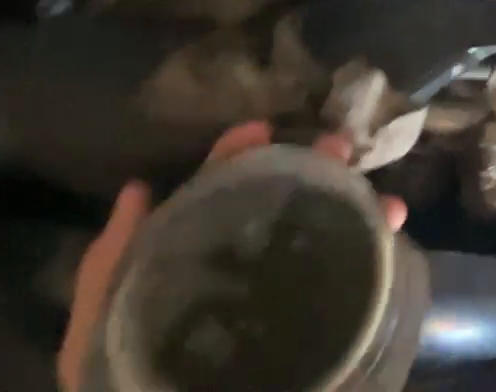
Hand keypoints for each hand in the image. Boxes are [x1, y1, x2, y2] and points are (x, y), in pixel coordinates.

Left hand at [57, 122, 407, 391]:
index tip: (262, 128)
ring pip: (327, 232)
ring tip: (379, 192)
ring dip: (355, 203)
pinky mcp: (319, 326)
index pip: (221, 193)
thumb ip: (115, 259)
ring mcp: (285, 296)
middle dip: (314, 167)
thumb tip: (139, 187)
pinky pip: (355, 278)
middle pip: (285, 204)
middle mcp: (248, 269)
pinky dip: (378, 247)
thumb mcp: (103, 322)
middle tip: (338, 145)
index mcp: (199, 258)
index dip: (238, 157)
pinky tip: (391, 226)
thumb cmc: (128, 374)